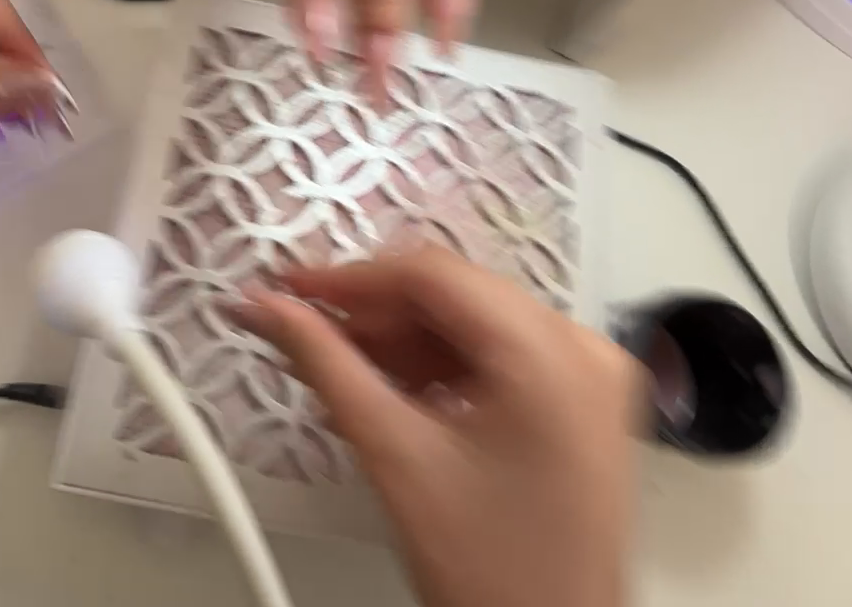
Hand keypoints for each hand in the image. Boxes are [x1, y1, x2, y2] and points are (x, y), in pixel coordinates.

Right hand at [235, 248, 640, 606]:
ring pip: (465, 317)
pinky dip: (433, 361)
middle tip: (311, 333)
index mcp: (549, 355)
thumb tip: (267, 310)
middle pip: (450, 293)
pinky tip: (390, 390)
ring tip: (346, 372)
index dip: (350, 278)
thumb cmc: (496, 579)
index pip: (431, 274)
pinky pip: (489, 348)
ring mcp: (583, 371)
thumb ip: (322, 364)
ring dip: (398, 339)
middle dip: (373, 315)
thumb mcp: (394, 455)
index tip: (294, 288)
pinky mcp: (574, 394)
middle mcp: (580, 348)